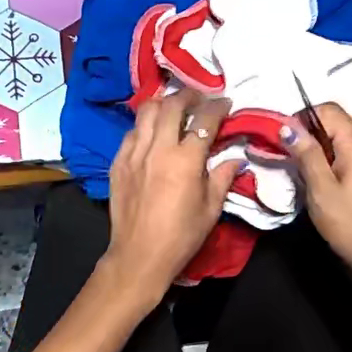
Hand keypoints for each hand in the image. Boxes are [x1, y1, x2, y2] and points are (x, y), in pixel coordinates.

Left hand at [101, 91, 240, 305]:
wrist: (139, 255)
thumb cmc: (181, 237)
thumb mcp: (210, 209)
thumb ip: (222, 178)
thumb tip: (234, 158)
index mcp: (185, 160)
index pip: (204, 120)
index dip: (218, 107)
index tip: (226, 104)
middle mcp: (158, 149)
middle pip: (172, 105)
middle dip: (189, 95)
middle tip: (200, 99)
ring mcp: (133, 154)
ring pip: (146, 112)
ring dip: (163, 104)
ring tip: (174, 108)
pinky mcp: (117, 163)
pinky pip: (131, 133)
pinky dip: (144, 126)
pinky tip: (152, 132)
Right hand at [282, 103, 351, 279]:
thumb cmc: (347, 222)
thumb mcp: (320, 188)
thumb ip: (305, 153)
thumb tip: (287, 125)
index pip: (328, 110)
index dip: (301, 117)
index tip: (281, 138)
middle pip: (335, 121)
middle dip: (307, 130)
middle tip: (285, 152)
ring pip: (340, 137)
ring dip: (316, 144)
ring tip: (298, 165)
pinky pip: (346, 151)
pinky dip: (328, 155)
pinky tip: (316, 176)